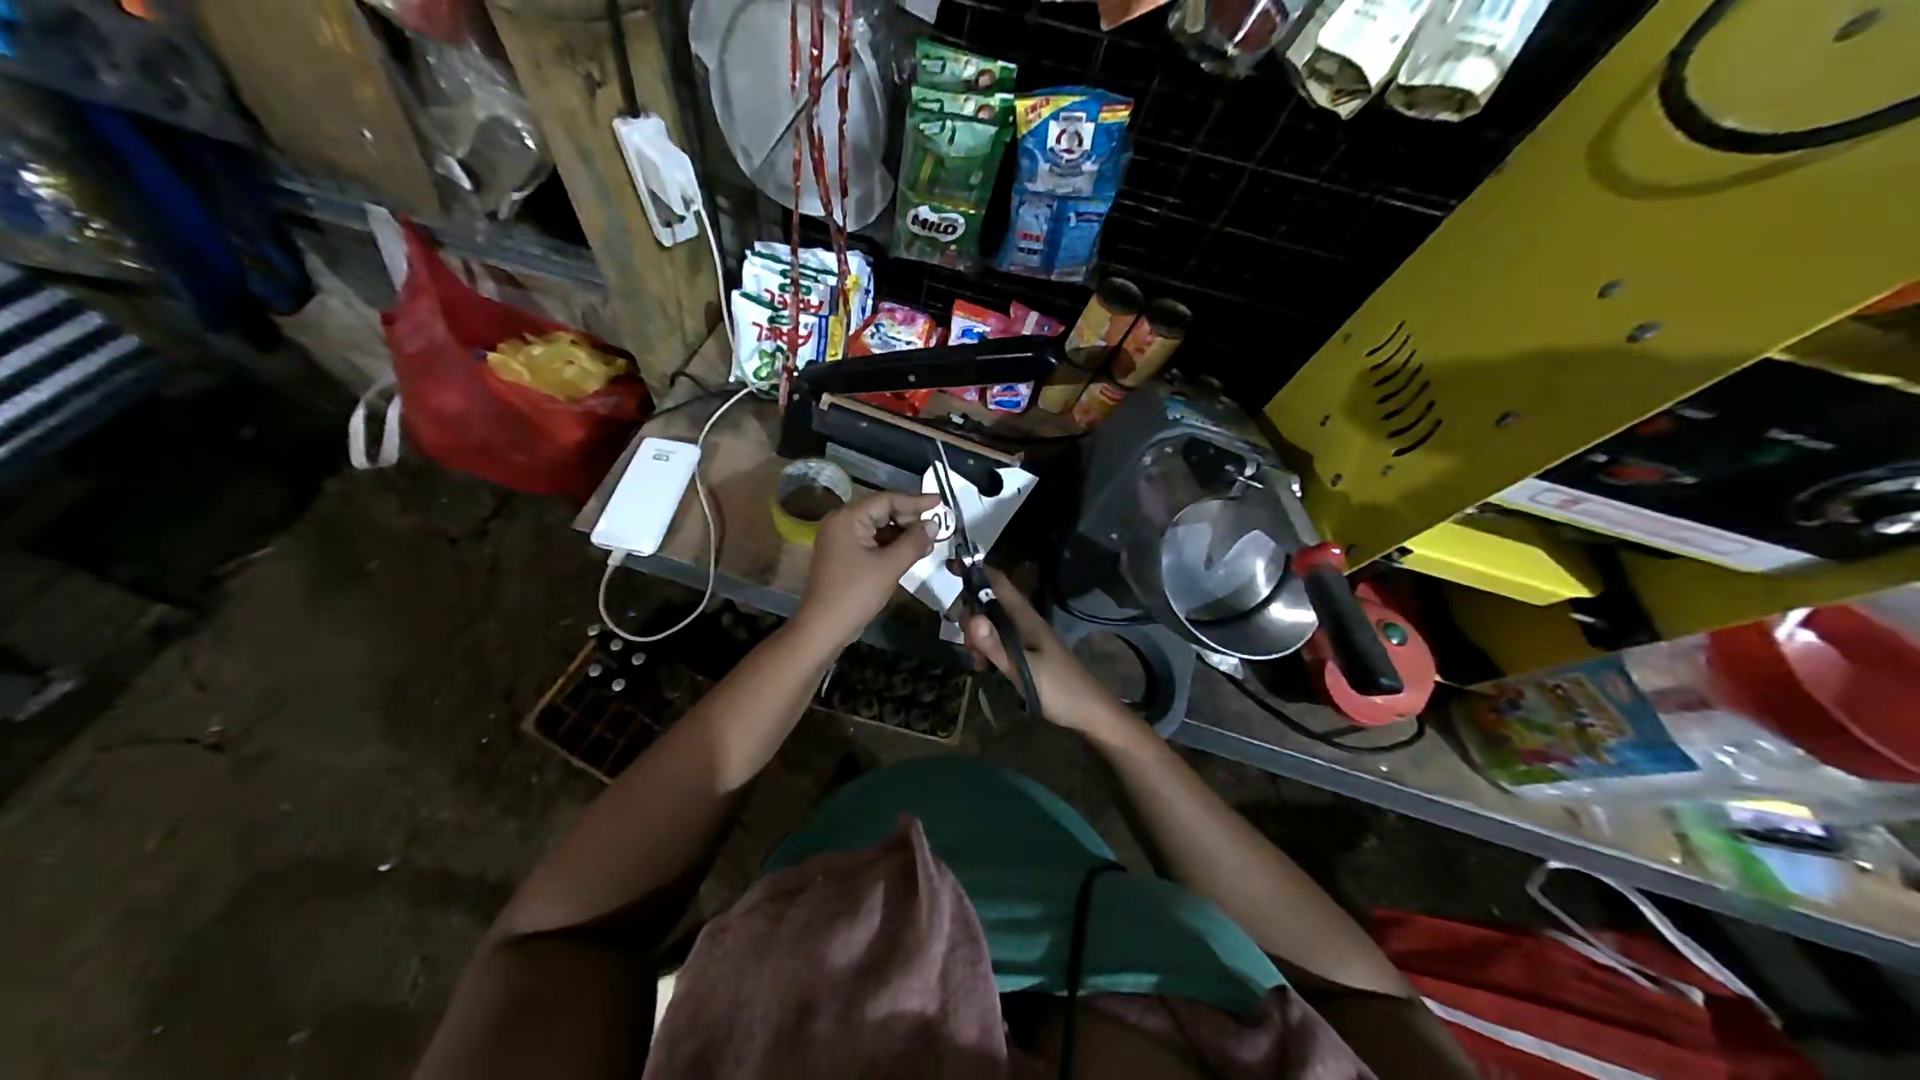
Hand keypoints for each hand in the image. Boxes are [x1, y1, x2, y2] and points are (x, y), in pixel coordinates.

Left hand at [794, 491, 939, 647]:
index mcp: (847, 518)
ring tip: (929, 540)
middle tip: (936, 526)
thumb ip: (913, 542)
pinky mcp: (844, 556)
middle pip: (881, 511)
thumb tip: (933, 525)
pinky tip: (912, 551)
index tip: (939, 502)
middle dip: (910, 518)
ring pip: (878, 527)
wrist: (824, 628)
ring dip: (903, 533)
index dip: (915, 501)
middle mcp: (841, 523)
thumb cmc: (855, 593)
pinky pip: (872, 542)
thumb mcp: (889, 566)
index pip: (886, 500)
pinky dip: (892, 545)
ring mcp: (841, 540)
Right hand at [961, 569, 1132, 736]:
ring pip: (992, 623)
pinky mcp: (1027, 651)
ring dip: (978, 637)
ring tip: (978, 662)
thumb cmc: (1059, 689)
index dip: (976, 572)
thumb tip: (970, 617)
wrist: (1091, 712)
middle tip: (967, 643)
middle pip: (990, 603)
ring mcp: (1026, 636)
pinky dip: (987, 648)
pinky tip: (985, 667)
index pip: (999, 583)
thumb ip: (995, 646)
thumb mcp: (1023, 670)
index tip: (950, 567)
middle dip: (971, 616)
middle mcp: (1025, 621)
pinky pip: (1000, 640)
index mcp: (1027, 618)